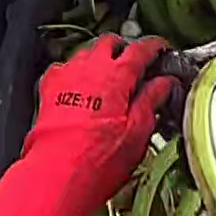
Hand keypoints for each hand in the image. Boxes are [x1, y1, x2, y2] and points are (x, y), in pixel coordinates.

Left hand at [0, 36, 173, 215]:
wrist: (54, 174)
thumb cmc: (96, 160)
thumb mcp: (136, 134)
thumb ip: (152, 100)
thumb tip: (165, 83)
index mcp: (116, 75)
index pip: (140, 48)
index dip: (155, 46)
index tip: (161, 49)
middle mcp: (91, 66)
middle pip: (110, 42)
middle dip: (124, 48)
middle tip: (134, 64)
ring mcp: (68, 72)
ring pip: (87, 52)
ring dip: (100, 59)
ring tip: (108, 79)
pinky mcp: (50, 85)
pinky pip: (65, 67)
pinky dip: (76, 72)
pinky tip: (80, 89)